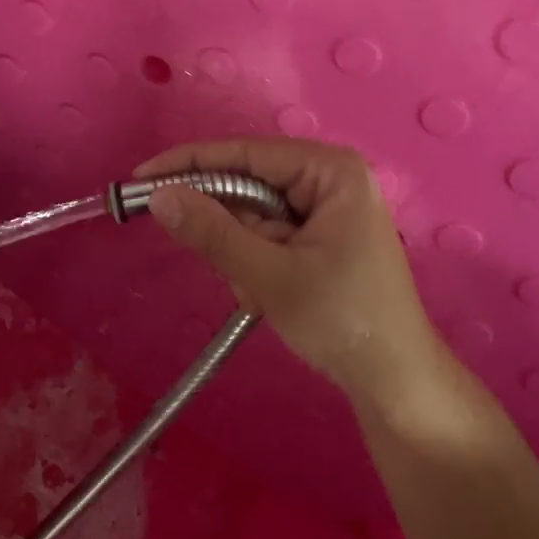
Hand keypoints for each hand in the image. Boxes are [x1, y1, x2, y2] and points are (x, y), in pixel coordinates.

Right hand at [137, 138, 441, 407]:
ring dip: (243, 256)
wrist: (398, 384)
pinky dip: (256, 266)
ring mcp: (328, 208)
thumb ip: (213, 232)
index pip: (245, 153)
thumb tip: (159, 196)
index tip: (140, 180)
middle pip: (249, 185)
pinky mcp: (323, 236)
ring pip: (254, 216)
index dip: (190, 164)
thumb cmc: (343, 321)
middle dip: (228, 231)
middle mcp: (330, 178)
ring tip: (262, 296)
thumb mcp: (270, 276)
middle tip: (227, 270)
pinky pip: (270, 236)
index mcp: (330, 170)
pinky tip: (270, 299)